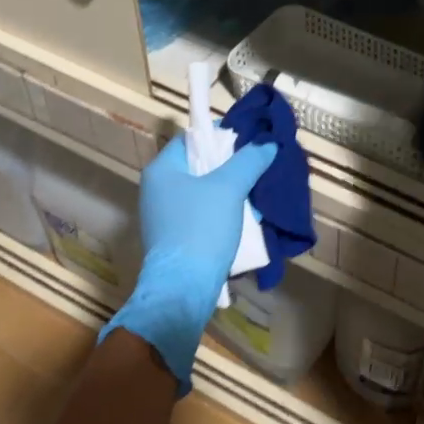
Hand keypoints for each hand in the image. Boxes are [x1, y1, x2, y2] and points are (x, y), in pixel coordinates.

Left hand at [99, 136, 277, 391]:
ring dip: (227, 190)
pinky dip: (220, 212)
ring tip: (254, 191)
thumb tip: (267, 144)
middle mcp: (156, 189)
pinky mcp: (172, 239)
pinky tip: (241, 218)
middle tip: (256, 165)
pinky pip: (200, 214)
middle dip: (228, 164)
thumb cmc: (201, 228)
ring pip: (202, 191)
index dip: (220, 134)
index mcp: (162, 169)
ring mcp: (162, 216)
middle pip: (198, 164)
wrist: (182, 289)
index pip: (192, 137)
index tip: (249, 139)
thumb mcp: (229, 188)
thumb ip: (249, 160)